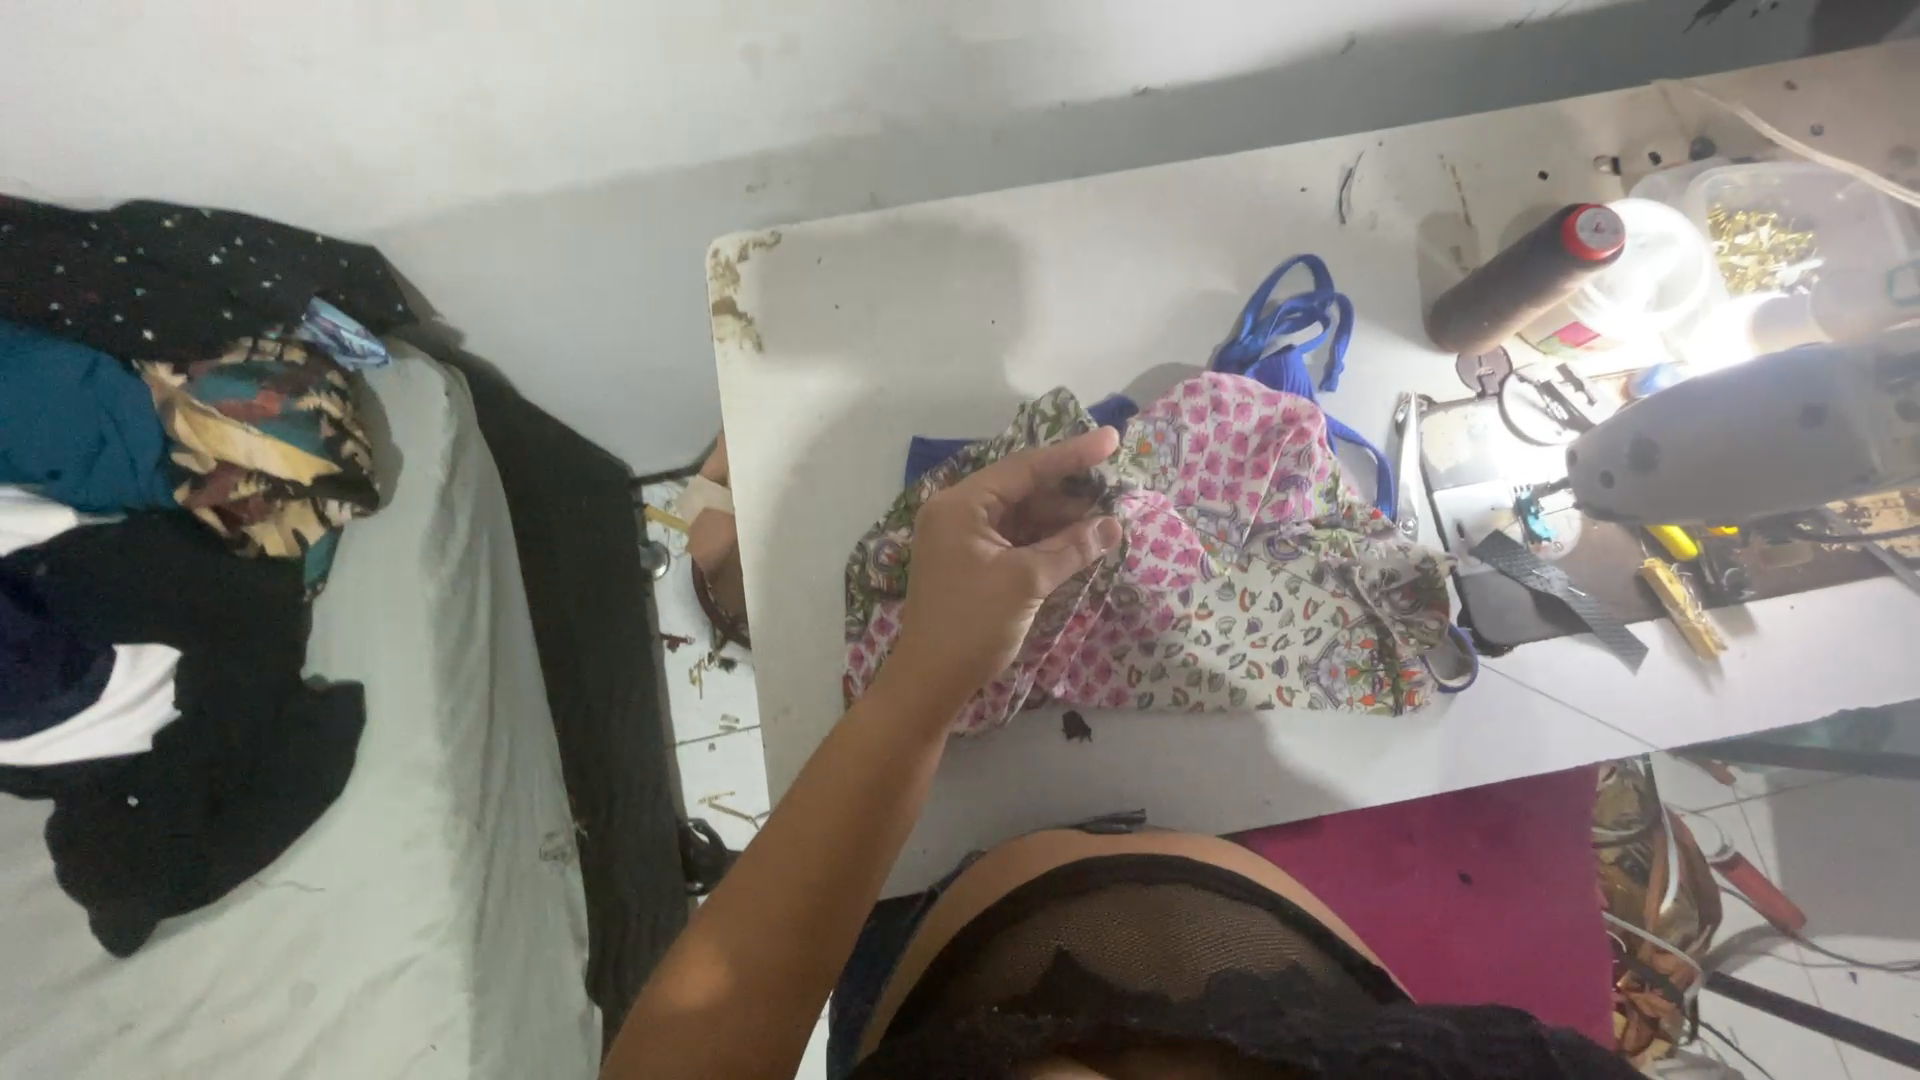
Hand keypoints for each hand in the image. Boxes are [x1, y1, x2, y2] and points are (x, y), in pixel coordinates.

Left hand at [881, 428, 1123, 711]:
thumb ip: (1071, 547)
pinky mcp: (971, 562)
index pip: (1023, 468)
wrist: (931, 680)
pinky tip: (1078, 542)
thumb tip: (1113, 524)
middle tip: (1114, 486)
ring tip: (1105, 519)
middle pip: (1021, 488)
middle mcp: (957, 512)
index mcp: (960, 505)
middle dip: (1068, 490)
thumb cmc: (972, 625)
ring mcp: (962, 538)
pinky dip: (1045, 540)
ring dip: (1060, 518)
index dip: (1071, 455)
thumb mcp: (1026, 581)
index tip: (1111, 440)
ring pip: (1020, 515)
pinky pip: (1014, 538)